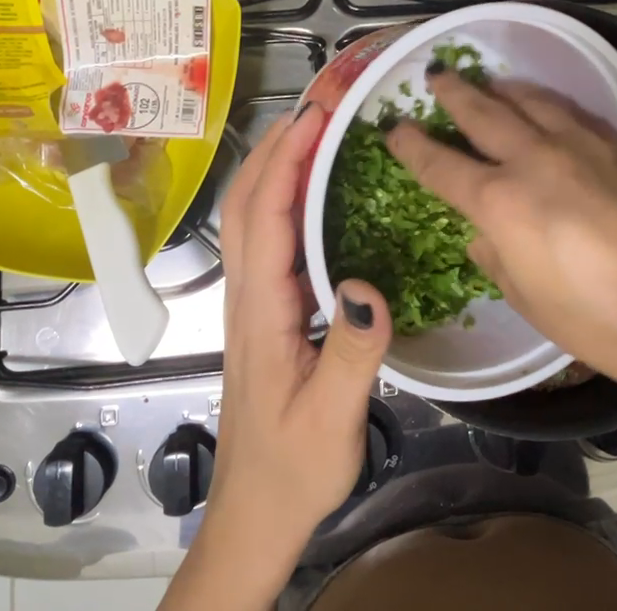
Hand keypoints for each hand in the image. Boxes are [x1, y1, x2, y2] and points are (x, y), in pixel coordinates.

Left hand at [206, 104, 392, 550]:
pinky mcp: (263, 311)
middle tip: (320, 104)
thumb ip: (351, 353)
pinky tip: (315, 193)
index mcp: (261, 311)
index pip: (265, 217)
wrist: (255, 511)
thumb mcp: (330, 417)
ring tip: (316, 130)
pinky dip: (283, 197)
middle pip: (247, 202)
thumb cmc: (292, 469)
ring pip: (250, 216)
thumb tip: (369, 283)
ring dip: (276, 165)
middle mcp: (247, 295)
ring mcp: (250, 302)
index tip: (316, 114)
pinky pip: (266, 237)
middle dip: (277, 145)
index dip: (287, 160)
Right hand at [386, 71, 616, 404]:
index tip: (395, 130)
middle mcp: (535, 160)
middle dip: (454, 93)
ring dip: (503, 88)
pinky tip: (548, 107)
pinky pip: (573, 112)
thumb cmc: (596, 322)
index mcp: (501, 202)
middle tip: (436, 77)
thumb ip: (496, 256)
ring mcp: (580, 148)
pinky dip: (550, 103)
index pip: (441, 164)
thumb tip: (483, 233)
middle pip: (483, 113)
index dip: (412, 145)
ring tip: (489, 83)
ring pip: (531, 100)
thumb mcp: (526, 298)